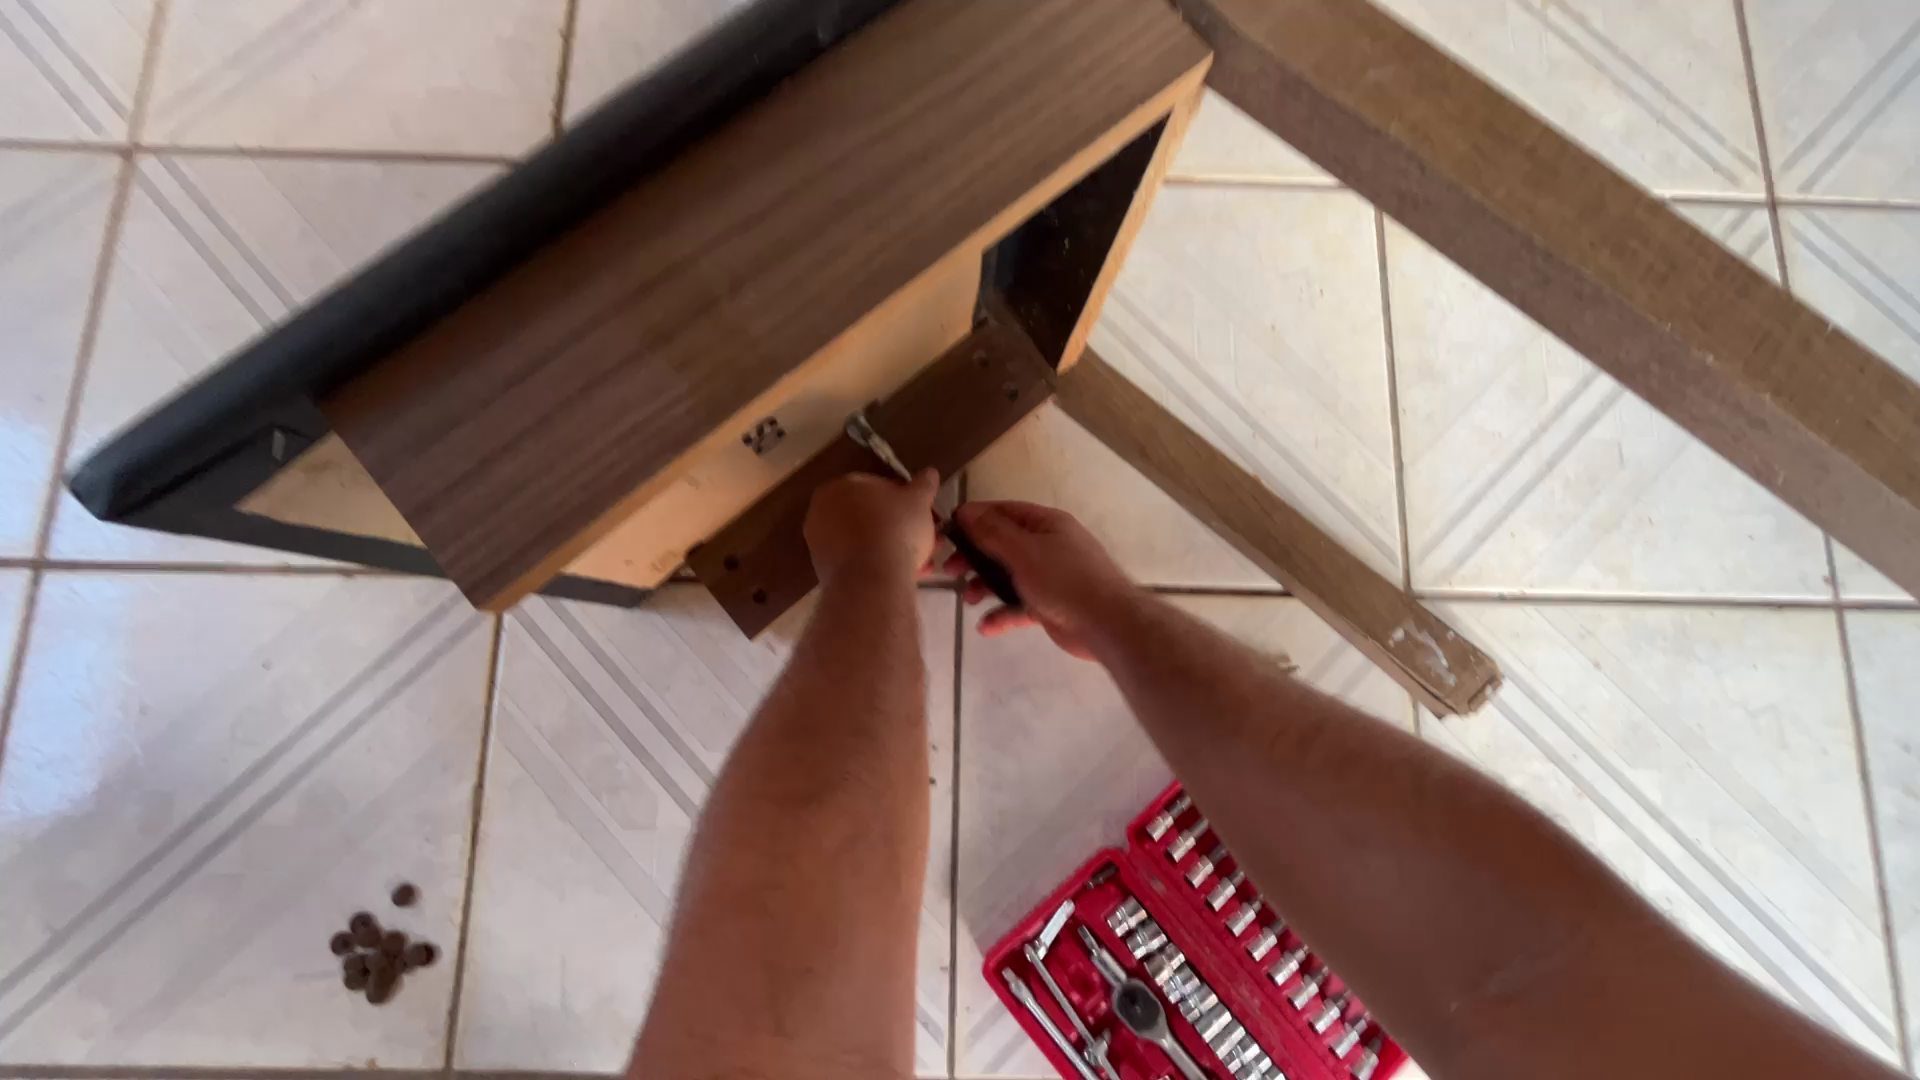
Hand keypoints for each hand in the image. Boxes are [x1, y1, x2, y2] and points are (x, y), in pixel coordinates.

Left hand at [804, 469, 940, 586]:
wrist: (871, 578)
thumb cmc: (895, 528)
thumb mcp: (918, 500)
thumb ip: (923, 484)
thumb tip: (929, 472)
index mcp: (842, 485)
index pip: (878, 487)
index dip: (905, 500)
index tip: (924, 514)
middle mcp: (823, 511)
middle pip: (871, 517)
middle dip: (901, 528)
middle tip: (926, 540)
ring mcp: (820, 543)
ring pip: (867, 543)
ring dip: (894, 550)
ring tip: (922, 565)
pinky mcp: (825, 572)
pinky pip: (860, 564)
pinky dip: (879, 567)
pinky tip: (904, 577)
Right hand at [944, 501, 1139, 659]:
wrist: (1106, 623)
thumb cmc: (1064, 579)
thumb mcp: (1023, 551)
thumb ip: (992, 532)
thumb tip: (966, 511)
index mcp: (1046, 524)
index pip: (1004, 512)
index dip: (975, 519)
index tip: (947, 532)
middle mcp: (1048, 546)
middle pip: (1002, 545)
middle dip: (975, 557)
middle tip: (950, 570)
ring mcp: (1050, 577)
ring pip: (1009, 576)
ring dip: (985, 586)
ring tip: (969, 600)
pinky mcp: (1050, 605)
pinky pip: (1019, 605)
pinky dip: (1003, 614)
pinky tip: (987, 627)